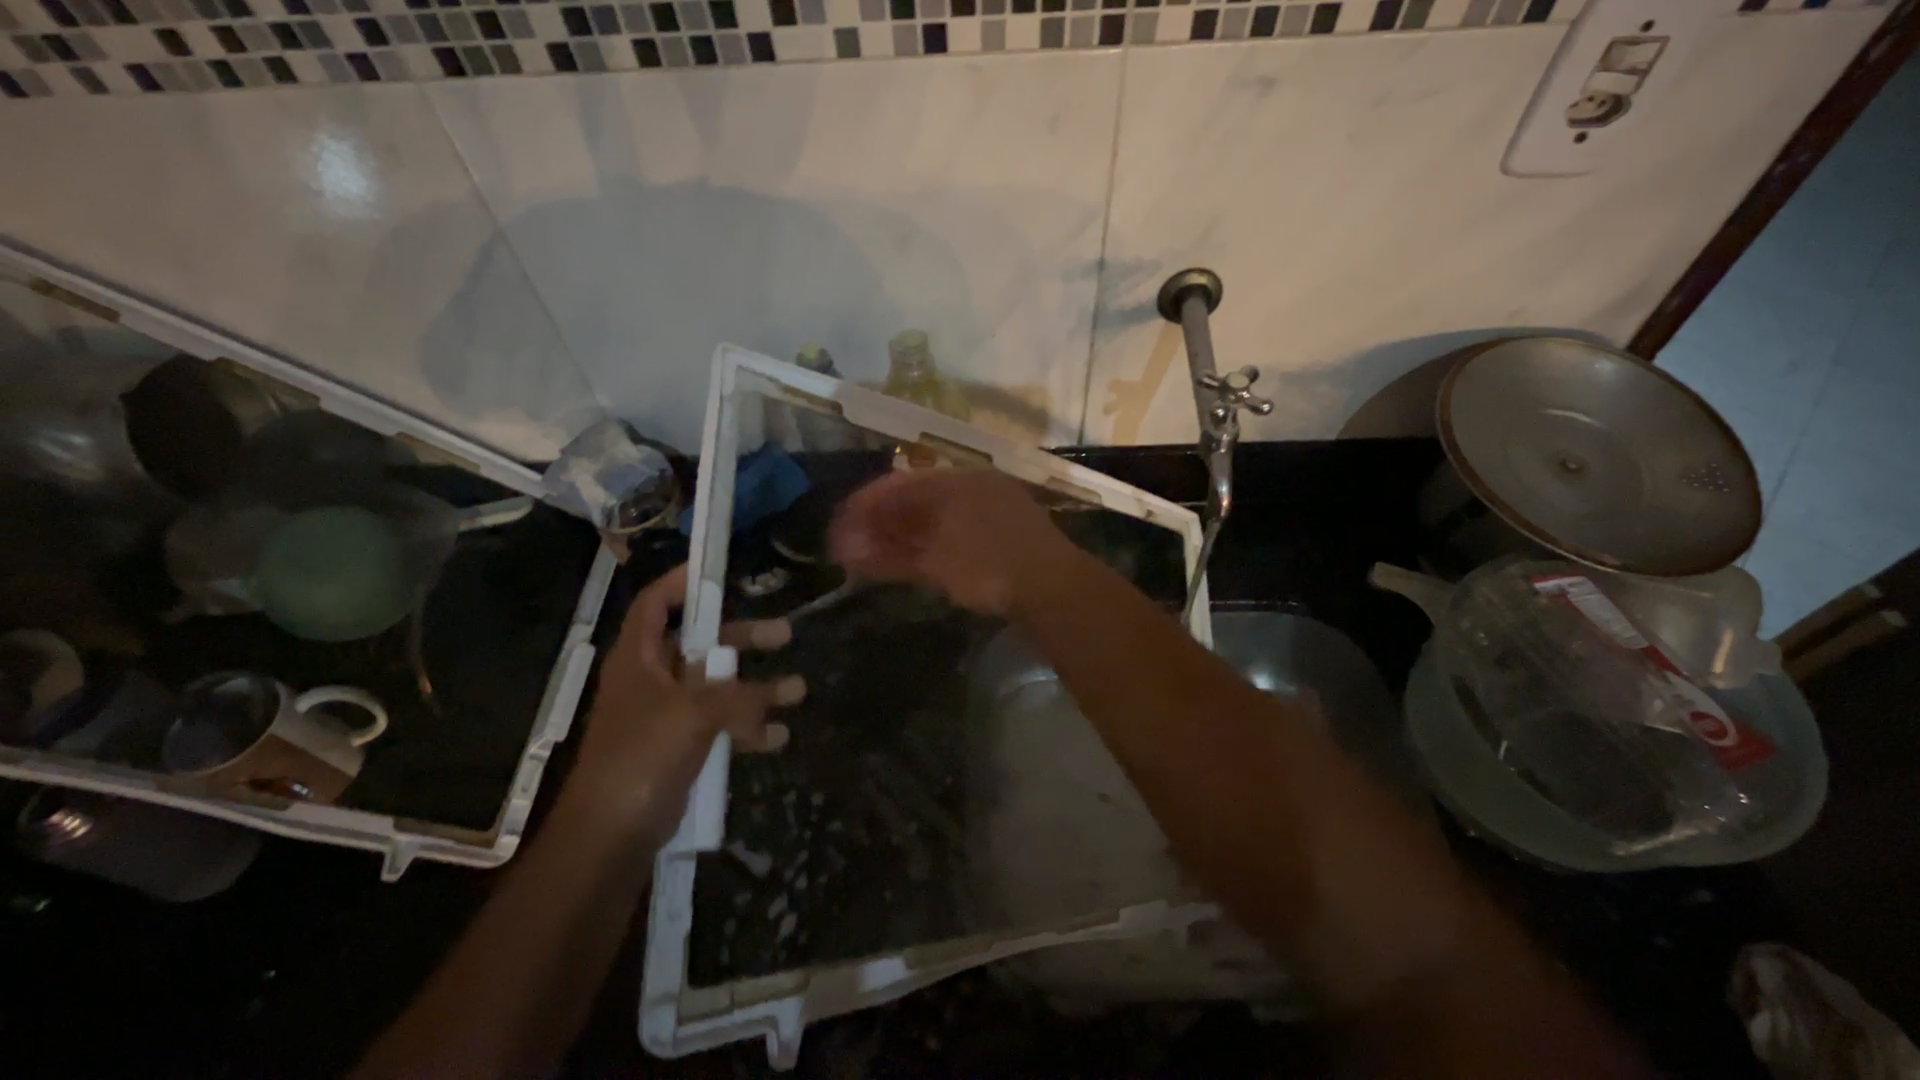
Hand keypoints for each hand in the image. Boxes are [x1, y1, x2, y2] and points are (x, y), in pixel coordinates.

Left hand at [565, 565, 805, 827]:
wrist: (610, 834)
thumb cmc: (641, 758)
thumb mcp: (692, 715)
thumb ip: (739, 696)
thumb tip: (783, 692)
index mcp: (638, 659)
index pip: (654, 604)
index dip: (681, 584)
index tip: (717, 573)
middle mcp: (651, 681)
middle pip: (698, 644)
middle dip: (741, 640)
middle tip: (785, 634)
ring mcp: (666, 717)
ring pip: (717, 688)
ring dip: (756, 689)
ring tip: (798, 691)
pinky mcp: (679, 750)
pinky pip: (720, 727)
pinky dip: (748, 728)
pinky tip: (777, 737)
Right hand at [829, 469, 1077, 615]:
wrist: (1056, 589)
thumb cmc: (990, 565)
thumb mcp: (934, 561)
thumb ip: (887, 554)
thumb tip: (843, 546)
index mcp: (955, 481)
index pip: (896, 484)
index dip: (862, 506)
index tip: (836, 530)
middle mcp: (972, 487)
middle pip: (914, 499)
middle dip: (878, 521)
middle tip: (849, 547)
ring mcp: (991, 510)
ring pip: (934, 516)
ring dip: (901, 534)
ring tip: (873, 556)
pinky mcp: (1004, 535)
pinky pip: (953, 531)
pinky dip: (927, 544)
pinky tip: (915, 560)